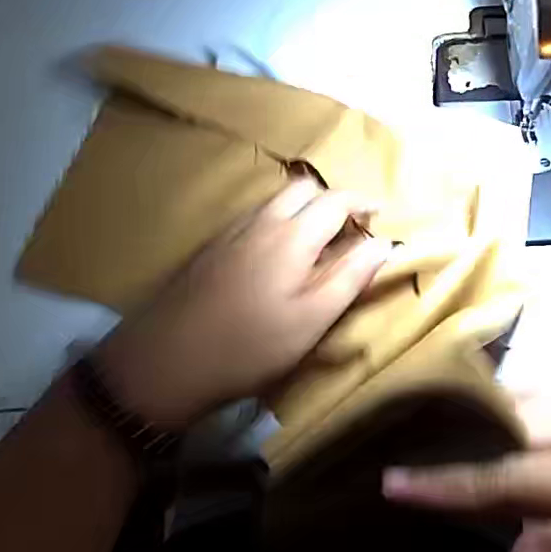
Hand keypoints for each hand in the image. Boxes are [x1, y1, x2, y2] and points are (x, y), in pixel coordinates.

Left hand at [93, 177, 388, 428]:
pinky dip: (281, 220)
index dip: (364, 202)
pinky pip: (256, 216)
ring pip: (277, 200)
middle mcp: (262, 222)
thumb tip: (385, 243)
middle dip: (334, 199)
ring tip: (320, 240)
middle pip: (304, 188)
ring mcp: (232, 232)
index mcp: (292, 236)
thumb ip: (352, 277)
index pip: (337, 200)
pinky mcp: (212, 247)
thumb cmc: (250, 345)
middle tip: (351, 228)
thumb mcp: (313, 319)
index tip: (383, 214)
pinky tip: (279, 256)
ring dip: (306, 208)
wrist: (165, 362)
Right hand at [383, 417, 550, 551]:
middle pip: (511, 419)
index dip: (446, 481)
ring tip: (439, 433)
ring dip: (484, 415)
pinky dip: (512, 413)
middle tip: (403, 444)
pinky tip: (498, 432)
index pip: (505, 475)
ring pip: (529, 403)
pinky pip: (547, 405)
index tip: (391, 480)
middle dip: (457, 431)